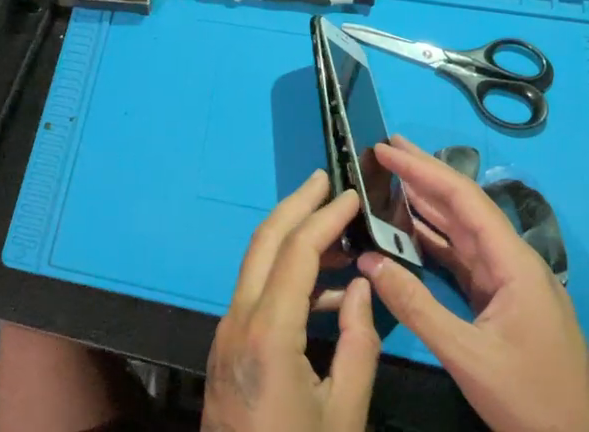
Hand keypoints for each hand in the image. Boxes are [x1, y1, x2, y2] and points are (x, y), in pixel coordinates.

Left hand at [202, 171, 379, 431]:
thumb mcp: (345, 413)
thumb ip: (358, 345)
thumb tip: (361, 289)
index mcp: (267, 332)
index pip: (295, 253)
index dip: (324, 217)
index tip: (350, 194)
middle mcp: (238, 319)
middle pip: (264, 242)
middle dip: (295, 205)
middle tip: (326, 180)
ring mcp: (227, 331)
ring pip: (257, 265)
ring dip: (293, 240)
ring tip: (339, 233)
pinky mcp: (228, 347)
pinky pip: (257, 294)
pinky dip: (287, 276)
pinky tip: (324, 288)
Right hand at [357, 137, 588, 431]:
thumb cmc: (533, 399)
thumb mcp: (468, 356)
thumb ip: (416, 306)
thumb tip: (368, 261)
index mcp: (514, 264)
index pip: (464, 201)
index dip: (423, 170)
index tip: (386, 149)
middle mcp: (513, 264)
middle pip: (464, 209)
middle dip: (424, 177)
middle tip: (384, 149)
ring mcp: (510, 285)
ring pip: (462, 235)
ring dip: (426, 208)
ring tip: (388, 181)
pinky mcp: (503, 305)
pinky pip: (463, 262)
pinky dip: (433, 244)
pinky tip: (408, 234)